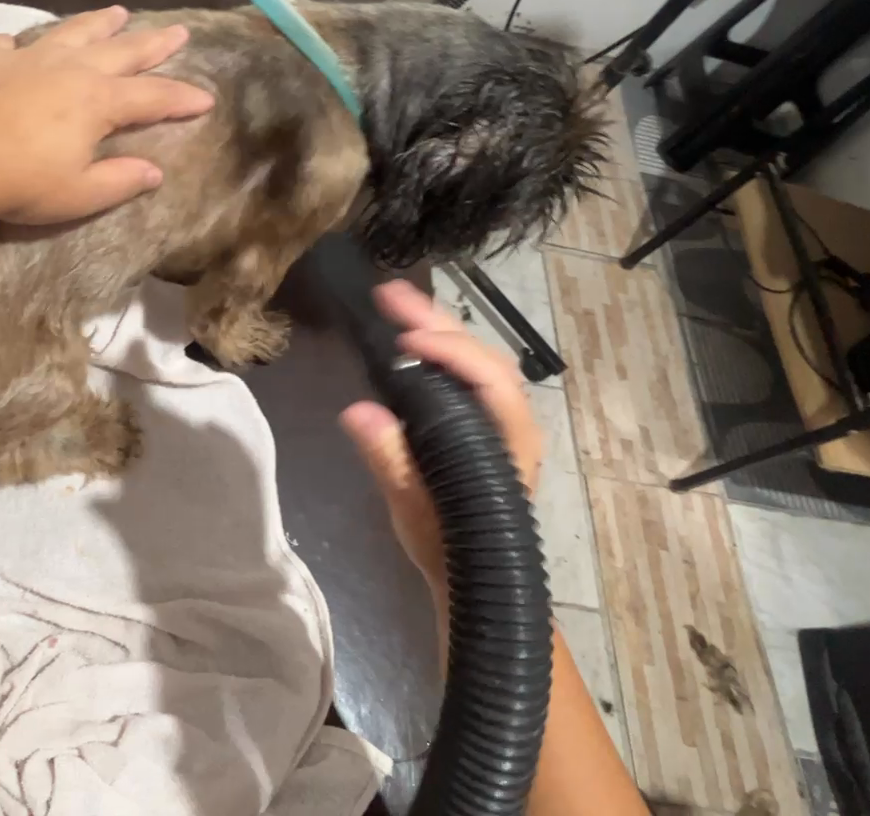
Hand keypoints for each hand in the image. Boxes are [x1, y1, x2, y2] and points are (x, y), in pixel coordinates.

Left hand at [0, 6, 214, 224]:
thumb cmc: (20, 183)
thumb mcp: (79, 194)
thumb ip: (120, 180)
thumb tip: (154, 171)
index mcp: (97, 101)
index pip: (153, 96)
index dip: (182, 98)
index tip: (207, 98)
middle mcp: (69, 69)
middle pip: (121, 51)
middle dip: (154, 44)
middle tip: (179, 32)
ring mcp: (27, 59)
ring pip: (73, 32)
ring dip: (99, 23)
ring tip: (118, 12)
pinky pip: (13, 46)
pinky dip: (24, 45)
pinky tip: (21, 45)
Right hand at [339, 280, 544, 600]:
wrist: (472, 574)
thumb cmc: (448, 544)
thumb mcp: (414, 509)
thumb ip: (391, 461)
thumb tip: (358, 412)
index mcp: (509, 442)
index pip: (489, 380)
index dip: (450, 352)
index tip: (405, 340)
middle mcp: (511, 422)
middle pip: (481, 357)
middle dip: (436, 322)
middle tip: (389, 294)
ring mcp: (498, 420)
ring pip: (474, 360)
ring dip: (436, 328)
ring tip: (394, 303)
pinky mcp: (480, 423)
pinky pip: (464, 374)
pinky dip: (437, 349)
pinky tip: (408, 339)